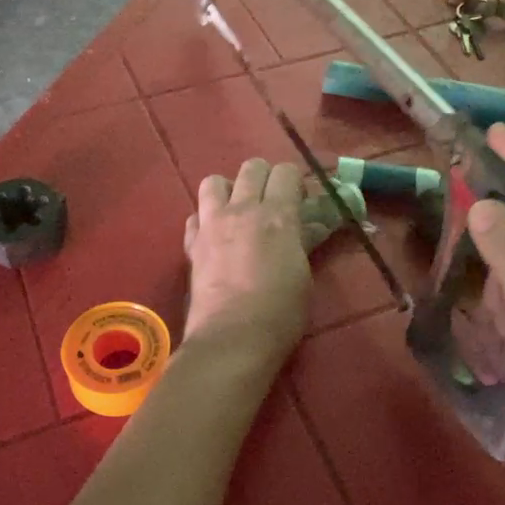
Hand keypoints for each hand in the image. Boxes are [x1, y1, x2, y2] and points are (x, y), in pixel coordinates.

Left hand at [182, 159, 312, 366]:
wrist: (232, 337)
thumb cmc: (280, 312)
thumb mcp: (303, 275)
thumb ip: (304, 242)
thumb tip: (313, 226)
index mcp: (277, 215)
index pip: (287, 172)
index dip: (295, 183)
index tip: (300, 202)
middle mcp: (242, 209)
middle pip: (252, 167)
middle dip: (265, 178)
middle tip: (271, 202)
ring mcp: (211, 224)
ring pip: (214, 181)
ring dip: (229, 190)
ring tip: (237, 210)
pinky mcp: (191, 244)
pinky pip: (195, 215)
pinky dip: (205, 219)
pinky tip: (215, 236)